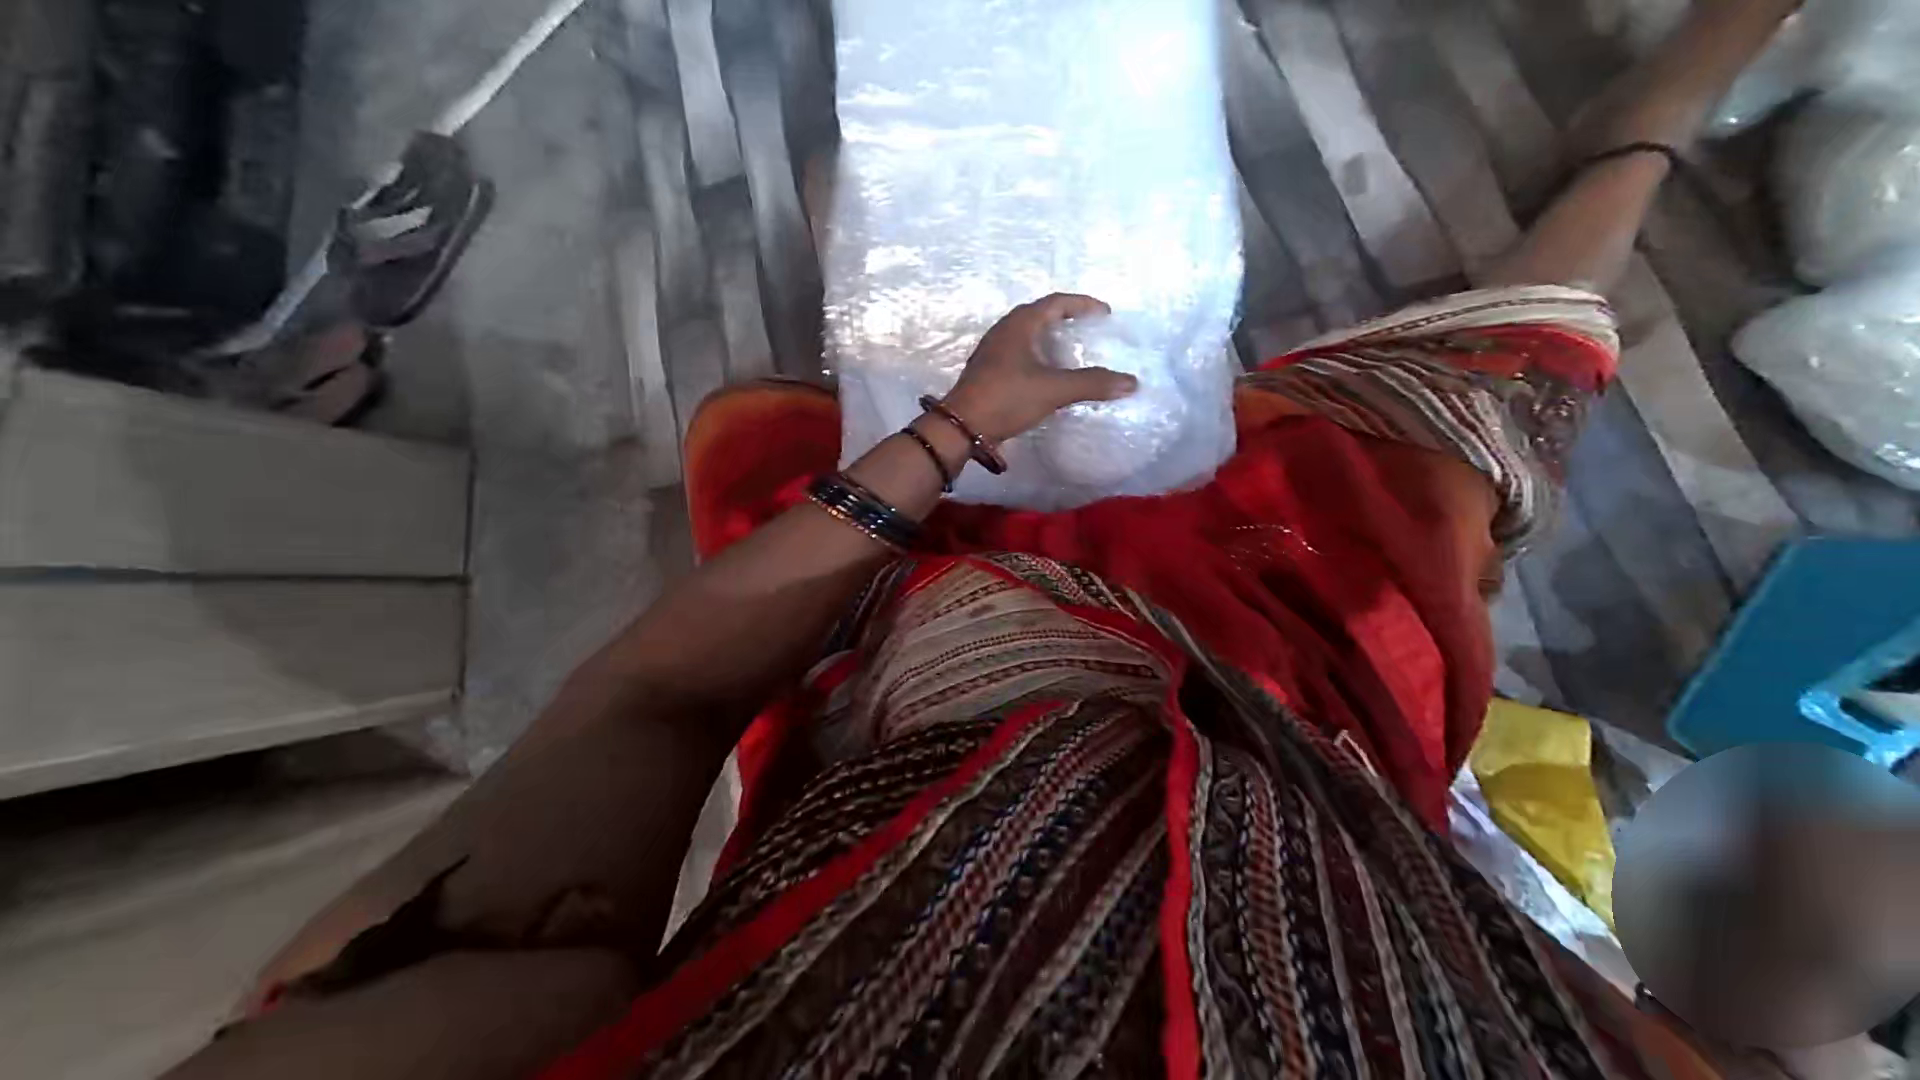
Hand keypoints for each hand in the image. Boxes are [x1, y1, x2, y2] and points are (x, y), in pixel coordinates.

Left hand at [939, 293, 1138, 442]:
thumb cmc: (1006, 398)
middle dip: (1065, 317)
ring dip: (1049, 337)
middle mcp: (1003, 331)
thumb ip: (1092, 384)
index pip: (1056, 303)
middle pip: (1039, 314)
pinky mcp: (987, 371)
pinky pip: (1018, 353)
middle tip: (1088, 326)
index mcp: (1019, 325)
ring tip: (1070, 348)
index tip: (1104, 313)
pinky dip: (1037, 355)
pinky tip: (1046, 373)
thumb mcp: (1054, 390)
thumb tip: (1131, 382)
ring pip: (1026, 334)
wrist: (962, 426)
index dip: (1082, 304)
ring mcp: (992, 351)